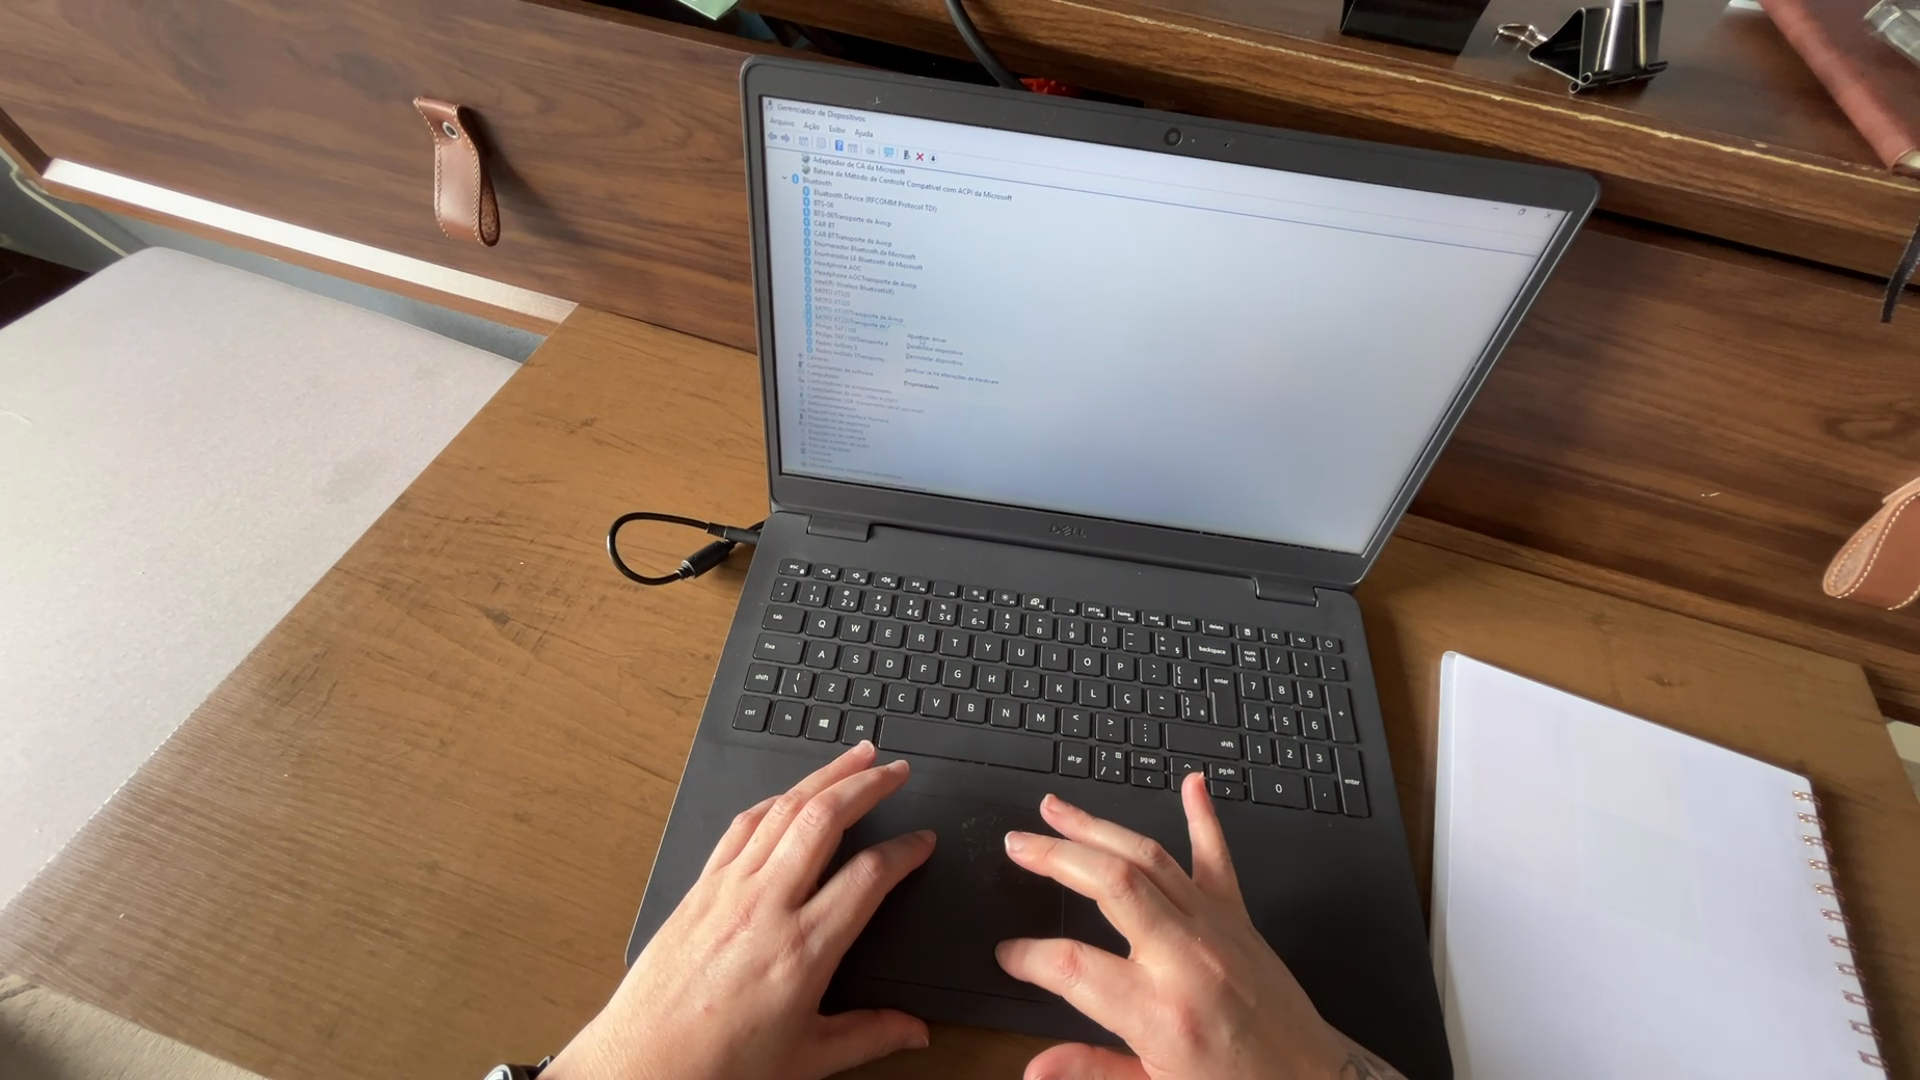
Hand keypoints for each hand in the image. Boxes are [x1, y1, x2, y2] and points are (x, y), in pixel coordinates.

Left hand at [545, 741, 935, 1079]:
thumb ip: (870, 1036)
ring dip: (826, 775)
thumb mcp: (806, 1061)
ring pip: (785, 808)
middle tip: (897, 771)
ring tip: (857, 756)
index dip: (906, 851)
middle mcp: (767, 906)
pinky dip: (776, 799)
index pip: (868, 876)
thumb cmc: (717, 1071)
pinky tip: (793, 791)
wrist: (634, 1073)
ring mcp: (730, 888)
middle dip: (868, 785)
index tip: (923, 841)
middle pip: (826, 819)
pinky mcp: (702, 885)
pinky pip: (743, 825)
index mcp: (802, 951)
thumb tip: (917, 1031)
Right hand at [995, 773, 1404, 1079]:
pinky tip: (1193, 785)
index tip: (1008, 954)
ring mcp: (1213, 926)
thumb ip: (1091, 1072)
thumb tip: (1033, 1070)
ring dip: (1096, 827)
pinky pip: (1217, 856)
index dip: (1029, 957)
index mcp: (1161, 1013)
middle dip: (1056, 855)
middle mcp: (1185, 957)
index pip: (1073, 967)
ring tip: (1056, 809)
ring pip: (1147, 858)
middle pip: (1110, 882)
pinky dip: (1203, 817)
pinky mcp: (1237, 915)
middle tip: (1018, 843)